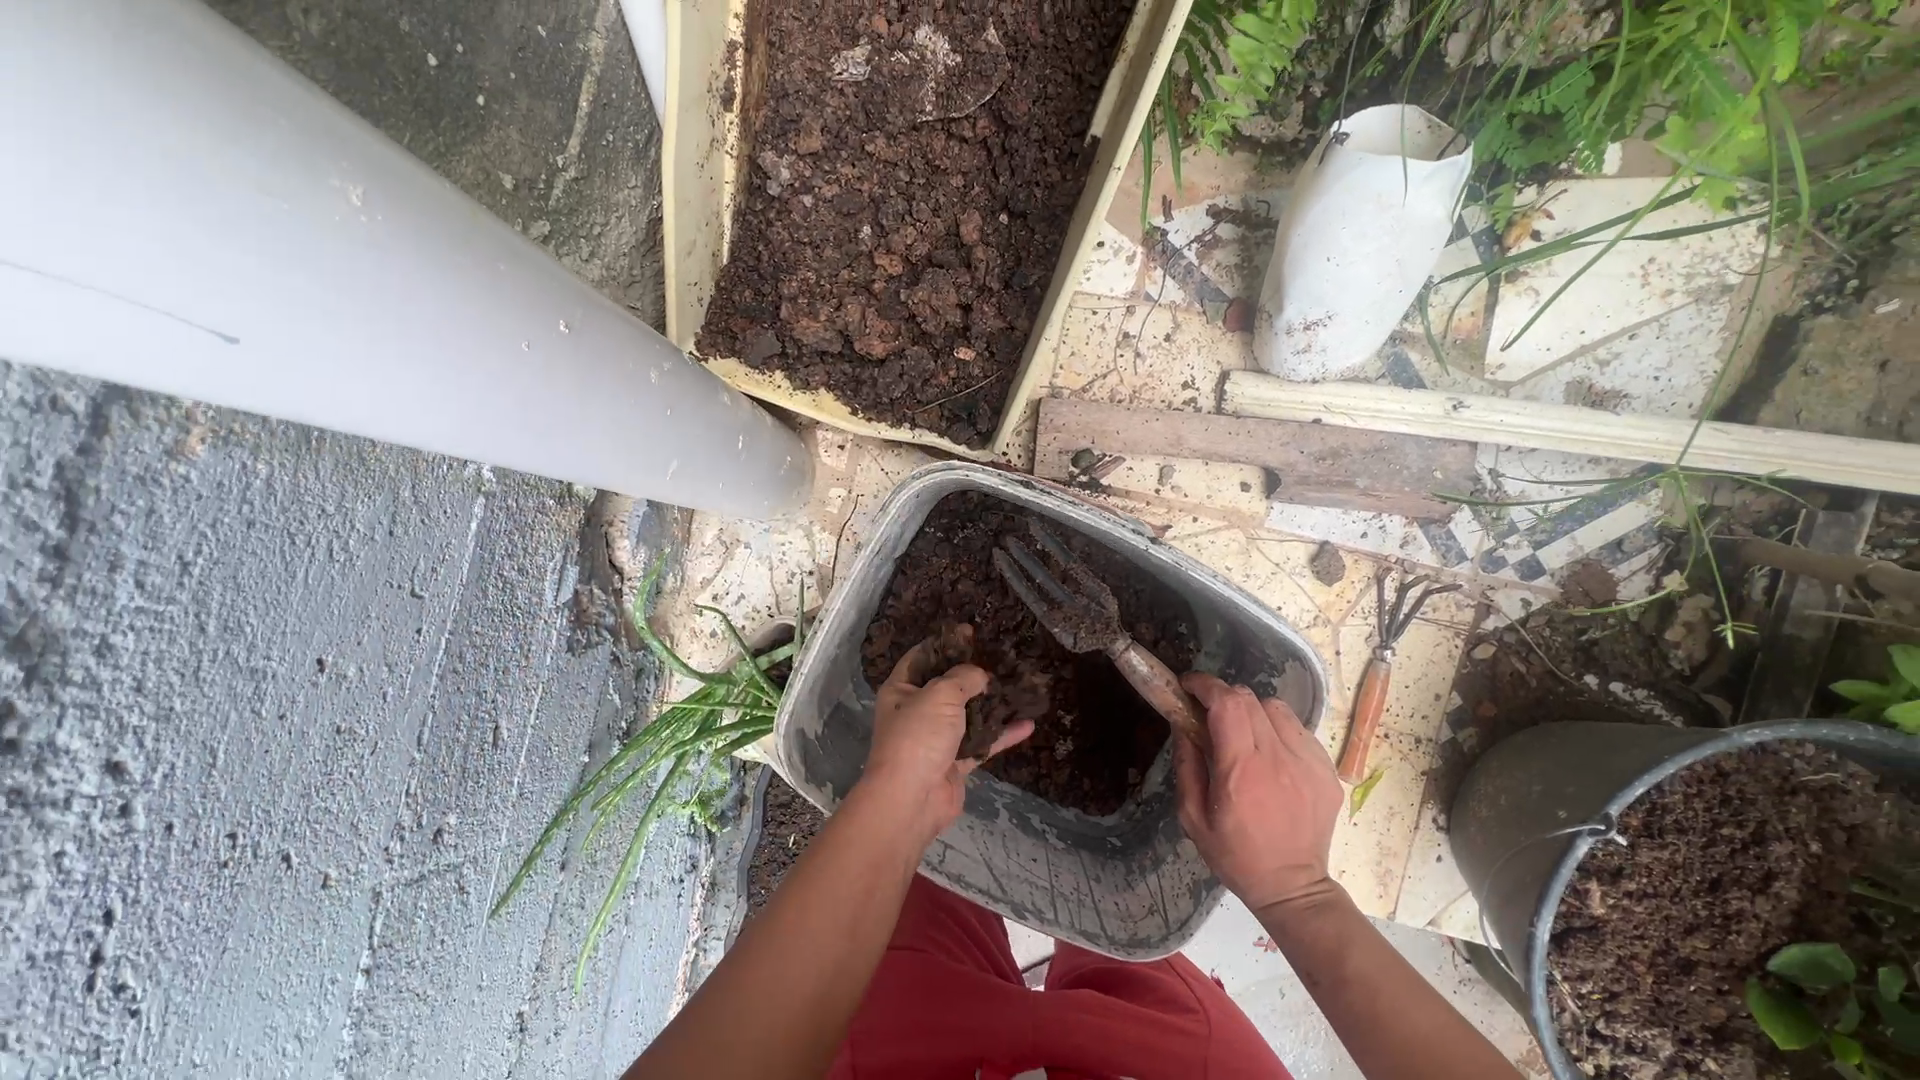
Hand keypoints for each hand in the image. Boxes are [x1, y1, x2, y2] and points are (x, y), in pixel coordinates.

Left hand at [859, 630, 1032, 843]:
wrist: (911, 799)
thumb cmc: (918, 736)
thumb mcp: (940, 695)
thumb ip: (963, 678)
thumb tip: (980, 674)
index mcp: (900, 690)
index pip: (920, 658)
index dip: (944, 644)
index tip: (970, 633)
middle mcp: (915, 711)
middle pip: (947, 686)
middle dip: (973, 674)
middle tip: (1001, 660)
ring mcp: (935, 738)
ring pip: (968, 715)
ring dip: (992, 704)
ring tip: (1019, 688)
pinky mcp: (954, 762)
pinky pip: (981, 743)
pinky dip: (1002, 734)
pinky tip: (1027, 724)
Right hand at [1175, 673, 1341, 913]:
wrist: (1293, 887)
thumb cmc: (1235, 855)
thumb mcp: (1192, 816)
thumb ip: (1186, 765)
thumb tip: (1183, 724)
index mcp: (1242, 770)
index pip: (1227, 703)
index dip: (1205, 685)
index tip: (1188, 686)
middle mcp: (1279, 758)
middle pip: (1250, 699)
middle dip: (1224, 697)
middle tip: (1209, 714)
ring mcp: (1309, 762)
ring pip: (1276, 709)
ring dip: (1252, 711)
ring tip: (1242, 734)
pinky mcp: (1326, 771)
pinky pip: (1298, 730)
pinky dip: (1278, 730)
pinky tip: (1269, 755)